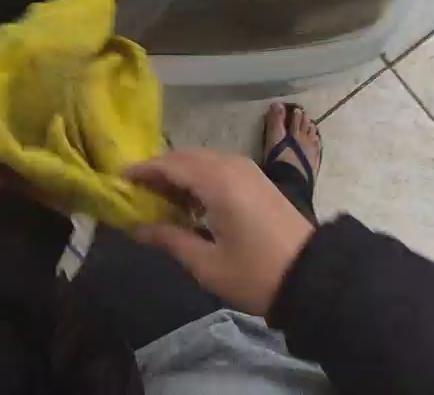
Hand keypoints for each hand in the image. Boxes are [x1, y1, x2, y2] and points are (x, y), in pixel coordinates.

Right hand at [126, 147, 313, 317]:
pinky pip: (218, 165)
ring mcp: (246, 168)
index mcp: (217, 181)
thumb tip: (137, 229)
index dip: (144, 169)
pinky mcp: (256, 178)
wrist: (313, 276)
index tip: (120, 177)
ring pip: (202, 159)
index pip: (170, 165)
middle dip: (159, 169)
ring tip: (159, 196)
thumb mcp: (208, 264)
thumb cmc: (256, 273)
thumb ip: (170, 240)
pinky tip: (190, 200)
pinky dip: (198, 175)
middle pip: (185, 157)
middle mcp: (230, 165)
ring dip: (179, 171)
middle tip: (137, 190)